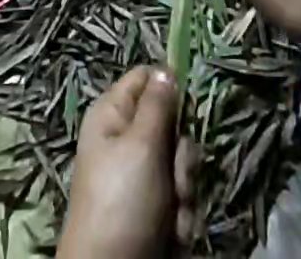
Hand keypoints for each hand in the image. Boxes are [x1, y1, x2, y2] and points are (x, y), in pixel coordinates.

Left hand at [58, 66, 198, 258]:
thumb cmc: (121, 202)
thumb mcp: (141, 145)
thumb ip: (158, 105)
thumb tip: (166, 68)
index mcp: (113, 115)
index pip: (145, 77)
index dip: (169, 85)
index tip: (187, 104)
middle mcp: (126, 138)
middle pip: (172, 122)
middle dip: (182, 152)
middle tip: (175, 174)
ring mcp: (140, 174)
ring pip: (182, 162)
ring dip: (185, 188)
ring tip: (172, 211)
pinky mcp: (154, 206)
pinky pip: (181, 195)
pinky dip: (182, 214)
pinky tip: (174, 231)